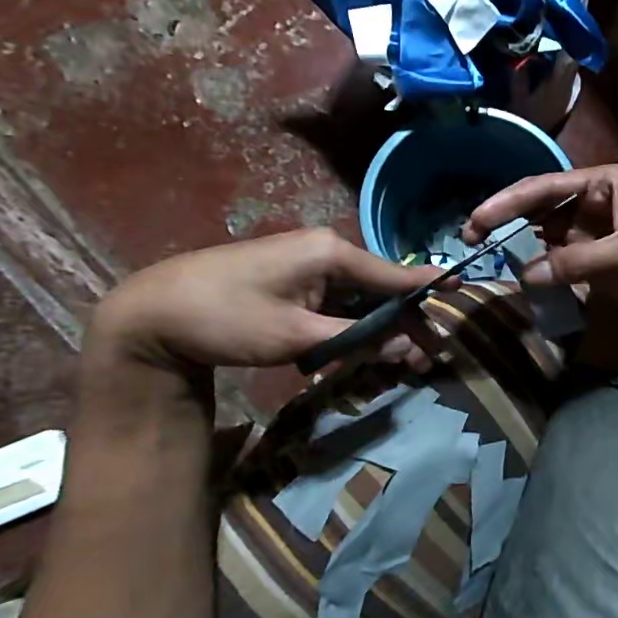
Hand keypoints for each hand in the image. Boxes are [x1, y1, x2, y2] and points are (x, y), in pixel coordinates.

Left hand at [90, 228, 440, 372]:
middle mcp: (324, 252)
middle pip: (381, 289)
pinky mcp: (293, 283)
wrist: (153, 313)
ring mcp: (307, 266)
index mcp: (331, 253)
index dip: (431, 289)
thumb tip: (405, 342)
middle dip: (404, 325)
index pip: (396, 274)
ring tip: (396, 365)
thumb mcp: (297, 336)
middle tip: (422, 363)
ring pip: (360, 300)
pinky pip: (336, 304)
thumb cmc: (227, 319)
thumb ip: (357, 338)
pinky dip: (351, 328)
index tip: (464, 295)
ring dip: (378, 331)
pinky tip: (358, 354)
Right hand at [465, 164, 617, 318]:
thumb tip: (525, 277)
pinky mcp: (589, 259)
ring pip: (541, 235)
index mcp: (602, 182)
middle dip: (505, 220)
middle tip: (470, 239)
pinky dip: (537, 268)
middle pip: (537, 207)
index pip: (546, 187)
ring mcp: (587, 232)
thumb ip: (578, 261)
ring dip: (518, 246)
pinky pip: (554, 260)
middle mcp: (589, 201)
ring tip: (487, 258)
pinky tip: (520, 277)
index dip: (508, 202)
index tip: (477, 220)